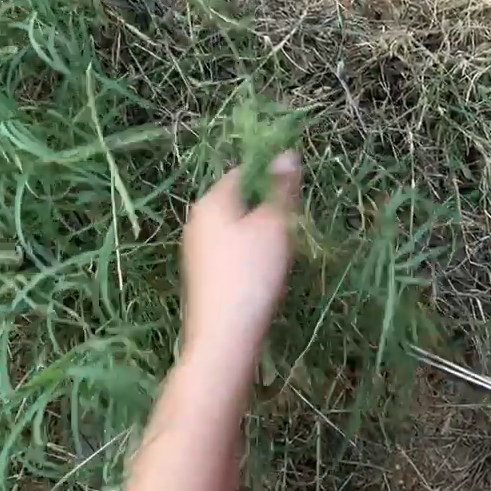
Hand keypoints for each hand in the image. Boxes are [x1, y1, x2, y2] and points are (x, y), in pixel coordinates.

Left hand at [178, 152, 301, 371]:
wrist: (224, 336)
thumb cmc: (251, 273)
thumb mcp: (274, 225)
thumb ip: (282, 188)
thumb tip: (287, 154)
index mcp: (211, 201)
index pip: (244, 171)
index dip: (271, 176)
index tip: (295, 195)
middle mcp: (197, 219)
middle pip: (239, 199)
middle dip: (267, 206)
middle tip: (292, 224)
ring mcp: (196, 248)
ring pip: (235, 226)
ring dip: (259, 231)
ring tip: (280, 250)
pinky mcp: (201, 273)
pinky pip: (229, 249)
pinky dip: (248, 252)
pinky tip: (263, 272)